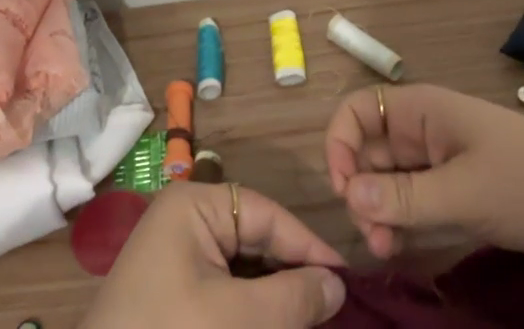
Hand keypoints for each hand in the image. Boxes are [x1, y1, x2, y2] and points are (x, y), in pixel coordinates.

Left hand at [82, 182, 347, 328]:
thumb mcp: (241, 318)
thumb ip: (295, 297)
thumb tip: (337, 284)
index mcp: (194, 206)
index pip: (268, 214)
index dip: (310, 247)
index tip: (347, 281)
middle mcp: (185, 220)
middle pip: (257, 239)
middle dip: (293, 274)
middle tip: (336, 306)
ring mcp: (177, 256)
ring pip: (245, 268)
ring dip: (276, 295)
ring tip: (312, 318)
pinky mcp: (175, 292)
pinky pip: (226, 289)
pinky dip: (253, 309)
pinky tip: (277, 324)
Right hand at [324, 83, 523, 262]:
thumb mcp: (464, 192)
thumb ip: (403, 197)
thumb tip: (348, 195)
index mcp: (422, 111)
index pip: (358, 111)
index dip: (339, 144)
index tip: (343, 190)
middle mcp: (424, 132)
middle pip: (369, 152)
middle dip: (361, 191)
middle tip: (371, 235)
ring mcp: (441, 164)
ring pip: (388, 183)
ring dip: (379, 214)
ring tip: (386, 250)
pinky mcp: (456, 194)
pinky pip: (413, 204)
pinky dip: (401, 225)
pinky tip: (400, 250)